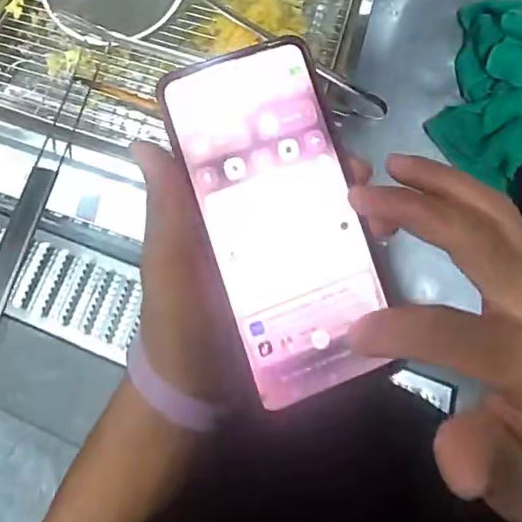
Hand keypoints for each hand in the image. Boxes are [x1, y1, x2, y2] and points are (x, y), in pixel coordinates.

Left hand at [131, 141, 374, 401]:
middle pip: (301, 182)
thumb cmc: (177, 318)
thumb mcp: (169, 260)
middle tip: (360, 172)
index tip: (319, 126)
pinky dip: (356, 242)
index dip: (288, 137)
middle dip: (334, 169)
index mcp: (223, 207)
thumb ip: (165, 206)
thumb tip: (143, 143)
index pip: (260, 159)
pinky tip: (378, 238)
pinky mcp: (303, 282)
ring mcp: (283, 253)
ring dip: (353, 203)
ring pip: (324, 214)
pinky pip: (334, 254)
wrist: (196, 394)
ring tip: (375, 207)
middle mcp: (256, 222)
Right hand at [346, 155, 521, 521]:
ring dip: (444, 182)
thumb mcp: (516, 484)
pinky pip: (500, 214)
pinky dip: (462, 188)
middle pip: (484, 242)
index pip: (465, 334)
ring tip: (395, 165)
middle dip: (421, 212)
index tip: (355, 330)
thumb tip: (453, 453)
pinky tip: (429, 182)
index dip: (407, 329)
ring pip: (495, 213)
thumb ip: (485, 465)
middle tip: (364, 195)